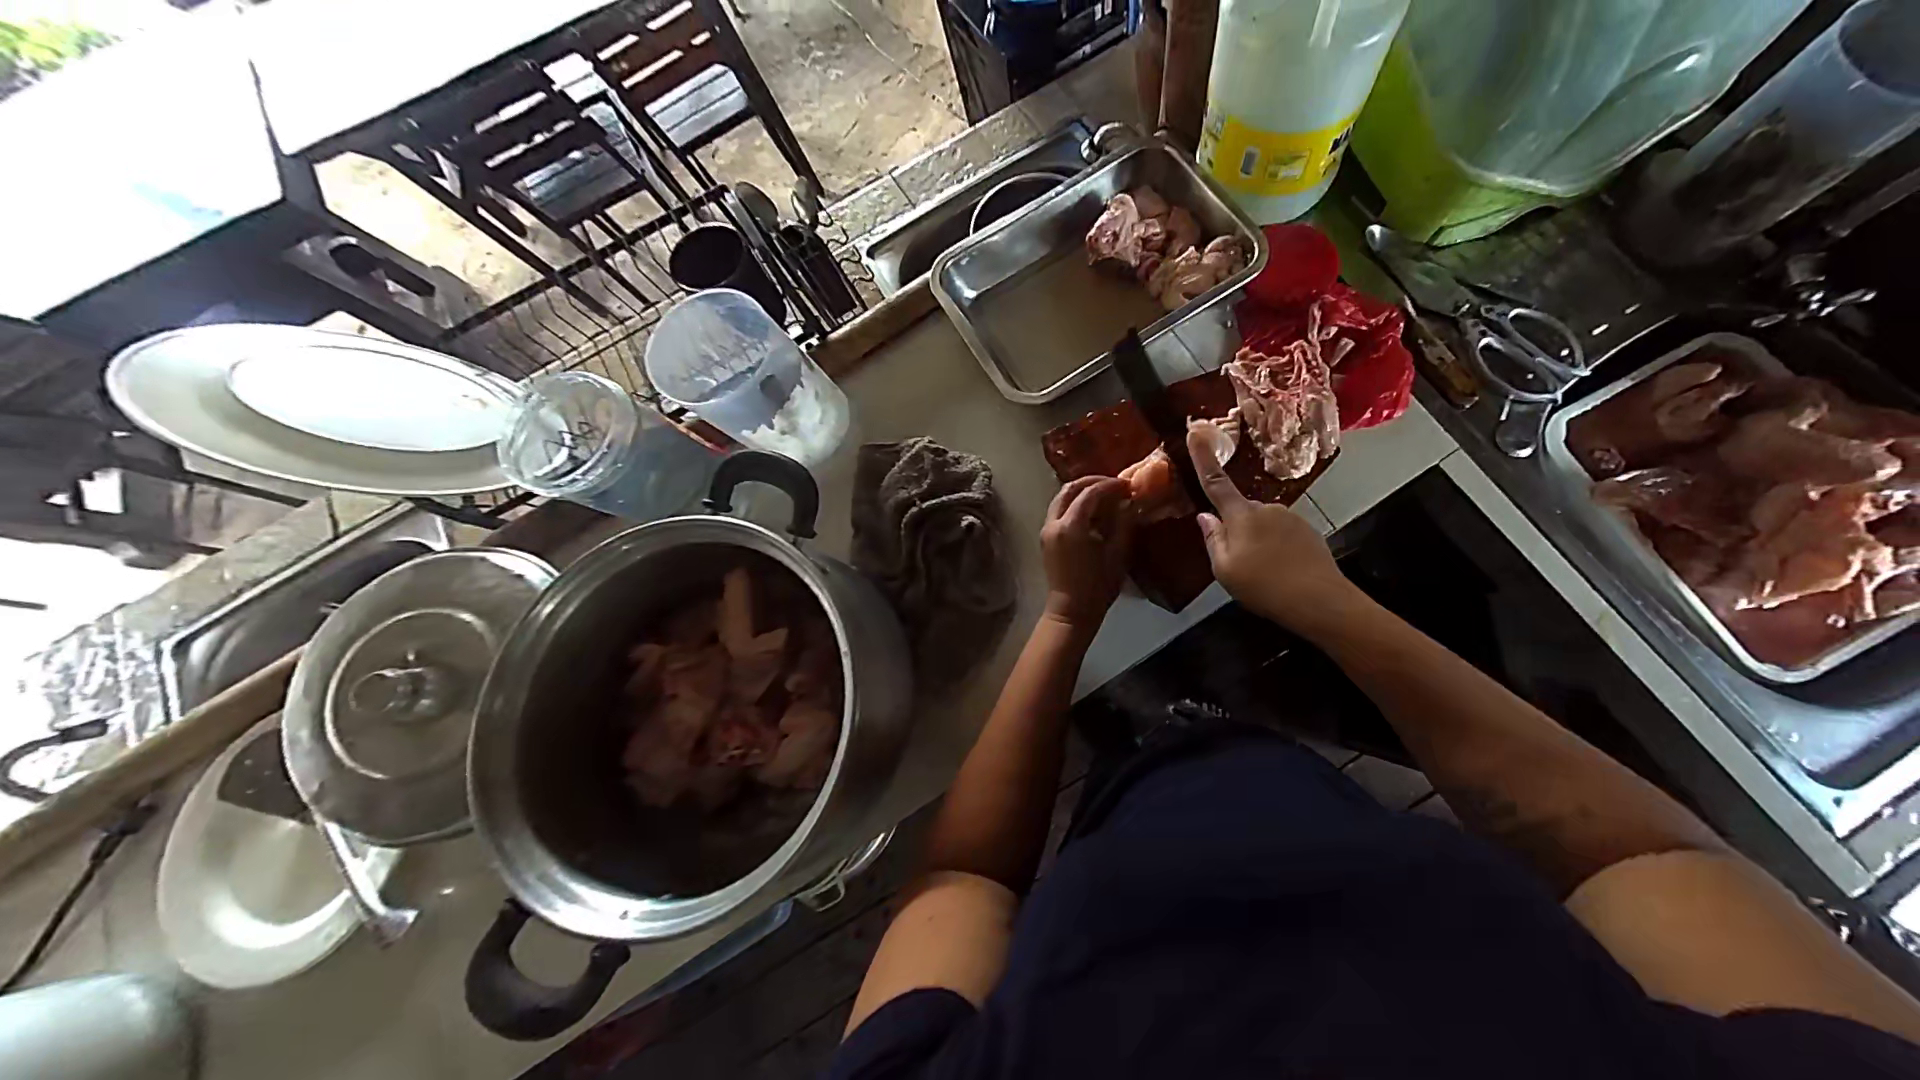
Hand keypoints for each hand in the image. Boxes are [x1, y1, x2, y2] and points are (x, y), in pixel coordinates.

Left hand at [1041, 476, 1134, 630]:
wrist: (1071, 611)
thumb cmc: (1097, 586)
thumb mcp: (1117, 554)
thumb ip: (1123, 524)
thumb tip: (1129, 503)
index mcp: (1071, 526)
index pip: (1090, 493)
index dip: (1110, 485)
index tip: (1127, 484)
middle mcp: (1053, 523)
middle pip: (1070, 489)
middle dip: (1092, 482)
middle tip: (1114, 483)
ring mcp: (1046, 530)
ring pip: (1061, 498)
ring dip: (1082, 492)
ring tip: (1105, 494)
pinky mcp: (1046, 538)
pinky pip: (1059, 511)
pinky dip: (1074, 504)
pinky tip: (1093, 511)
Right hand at [1187, 426, 1357, 632]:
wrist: (1320, 601)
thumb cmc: (1264, 586)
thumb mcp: (1224, 569)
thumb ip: (1212, 540)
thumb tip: (1206, 517)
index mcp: (1241, 515)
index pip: (1216, 483)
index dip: (1202, 458)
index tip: (1195, 432)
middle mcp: (1267, 508)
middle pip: (1240, 512)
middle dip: (1235, 530)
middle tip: (1238, 564)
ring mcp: (1291, 518)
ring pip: (1262, 525)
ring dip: (1257, 543)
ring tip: (1262, 574)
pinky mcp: (1308, 531)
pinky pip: (1281, 535)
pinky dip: (1276, 550)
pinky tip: (1280, 573)